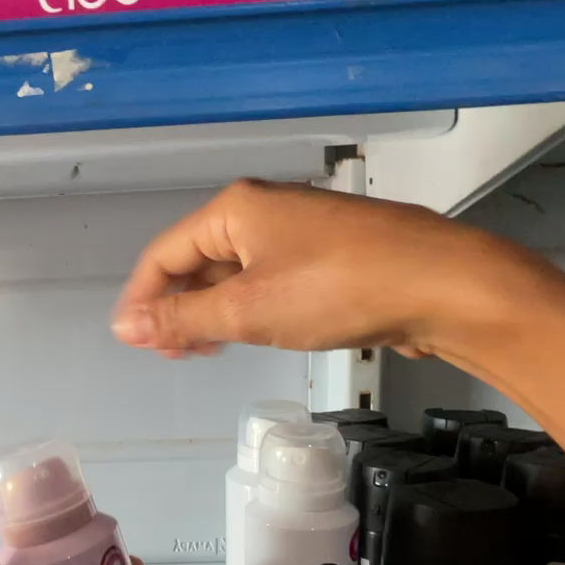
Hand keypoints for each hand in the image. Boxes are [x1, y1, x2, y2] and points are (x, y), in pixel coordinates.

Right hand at [110, 179, 551, 359]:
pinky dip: (247, 308)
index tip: (136, 344)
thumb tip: (124, 325)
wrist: (440, 285)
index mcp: (234, 209)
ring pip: (233, 273)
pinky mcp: (325, 255)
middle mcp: (262, 210)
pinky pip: (267, 280)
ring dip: (210, 312)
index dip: (143, 300)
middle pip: (197, 260)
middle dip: (178, 308)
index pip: (164, 254)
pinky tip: (249, 334)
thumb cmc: (335, 290)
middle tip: (170, 355)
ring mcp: (297, 232)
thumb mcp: (247, 311)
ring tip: (202, 352)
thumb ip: (183, 319)